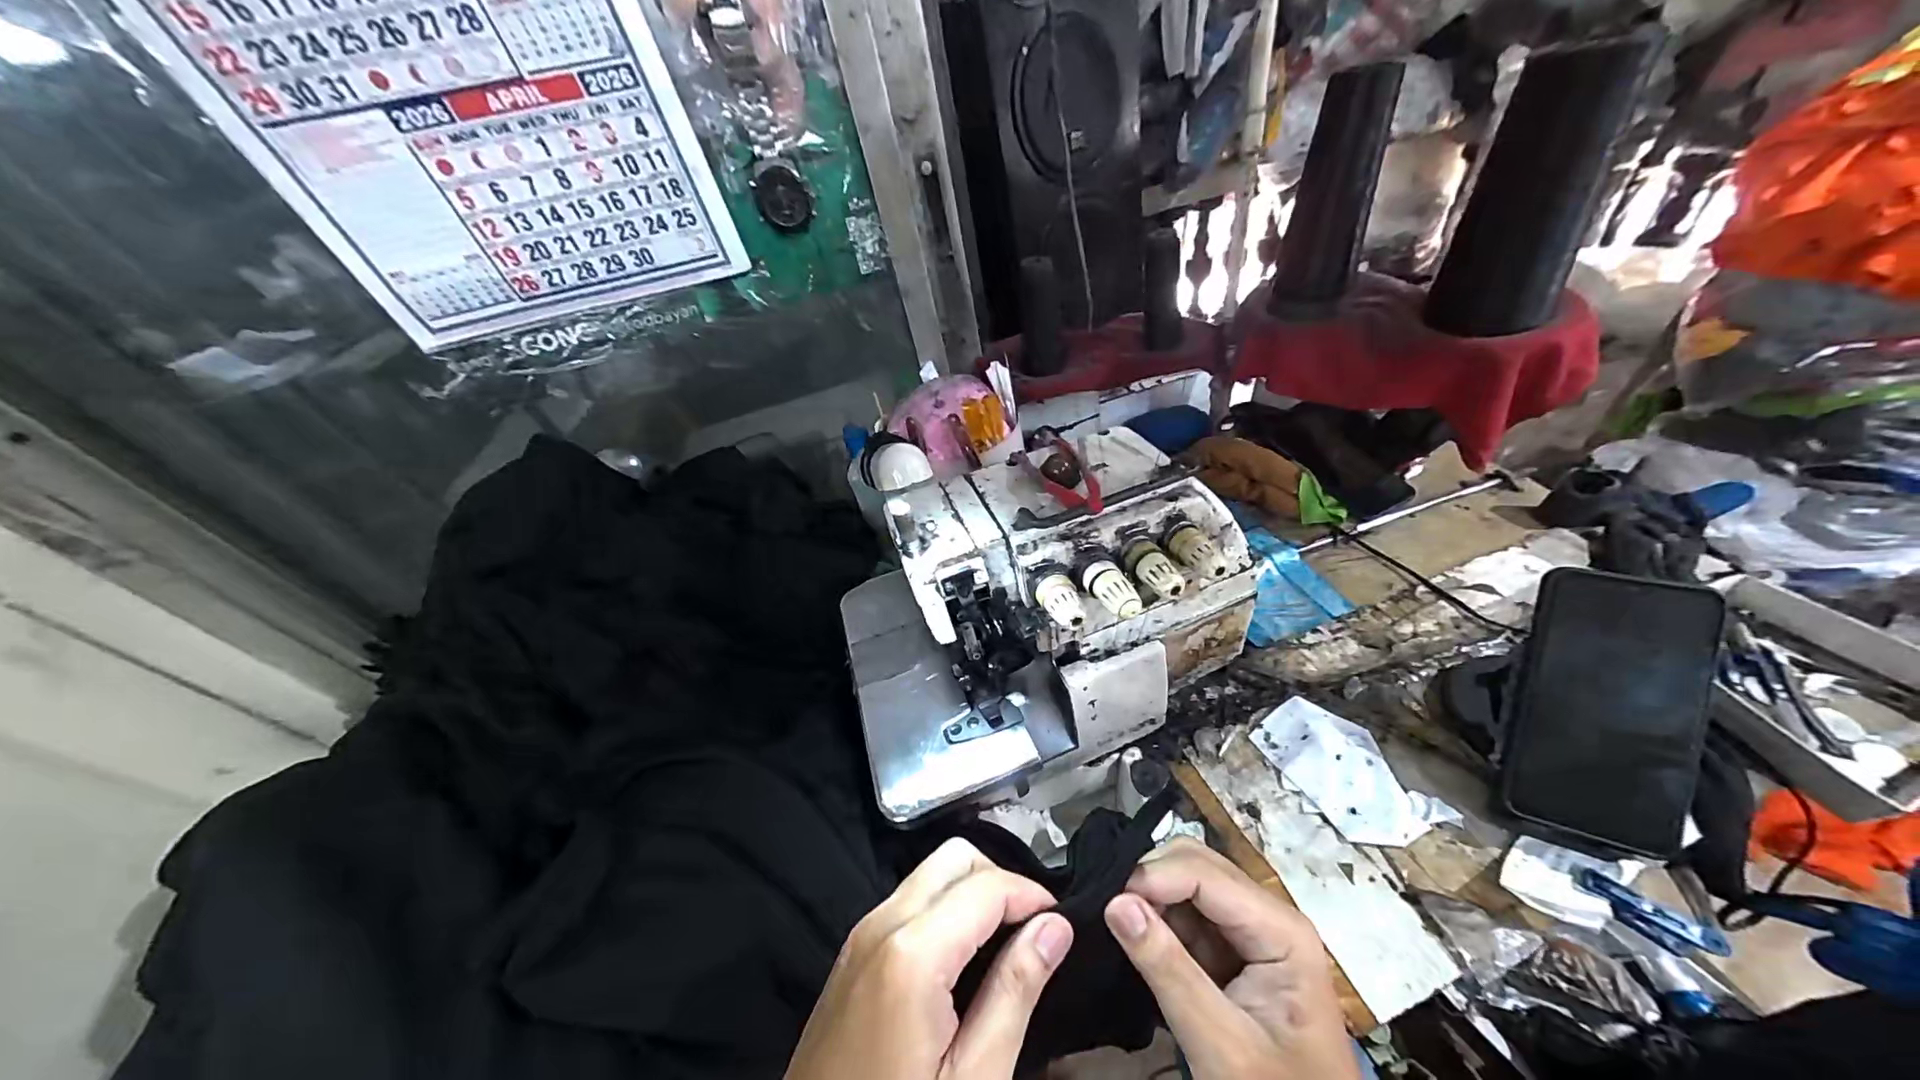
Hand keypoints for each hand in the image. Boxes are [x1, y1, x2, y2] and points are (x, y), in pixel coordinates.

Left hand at [785, 838, 1074, 1079]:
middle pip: (954, 857)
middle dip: (1000, 881)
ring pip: (930, 873)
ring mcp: (861, 935)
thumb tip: (1054, 928)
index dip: (1032, 896)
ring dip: (973, 892)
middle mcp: (881, 924)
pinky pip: (909, 900)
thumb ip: (1015, 991)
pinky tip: (965, 958)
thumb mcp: (973, 1078)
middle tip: (1031, 932)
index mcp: (911, 952)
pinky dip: (945, 908)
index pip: (986, 884)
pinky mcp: (853, 953)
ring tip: (1005, 946)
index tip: (1059, 926)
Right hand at [1104, 838, 1356, 1079]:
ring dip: (1148, 895)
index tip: (1107, 902)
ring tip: (1114, 922)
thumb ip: (1169, 971)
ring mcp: (1249, 930)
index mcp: (1282, 930)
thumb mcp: (1222, 1044)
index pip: (1204, 872)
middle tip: (1108, 911)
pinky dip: (1154, 917)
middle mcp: (1268, 915)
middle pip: (1196, 864)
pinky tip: (1133, 934)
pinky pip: (1183, 913)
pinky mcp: (1229, 949)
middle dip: (1149, 878)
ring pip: (1185, 882)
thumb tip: (1115, 903)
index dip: (1152, 876)